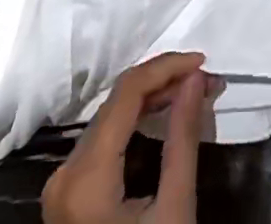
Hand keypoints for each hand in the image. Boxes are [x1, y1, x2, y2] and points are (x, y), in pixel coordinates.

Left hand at [42, 53, 212, 223]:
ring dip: (154, 98)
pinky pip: (105, 138)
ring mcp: (62, 183)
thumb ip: (183, 137)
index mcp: (84, 177)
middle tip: (208, 80)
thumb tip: (194, 78)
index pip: (126, 94)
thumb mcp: (175, 208)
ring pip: (111, 117)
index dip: (166, 68)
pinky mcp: (69, 192)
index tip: (204, 62)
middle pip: (116, 103)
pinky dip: (137, 120)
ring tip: (195, 92)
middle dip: (165, 82)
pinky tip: (166, 114)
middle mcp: (63, 173)